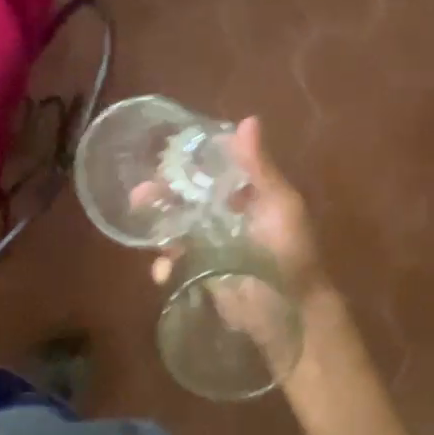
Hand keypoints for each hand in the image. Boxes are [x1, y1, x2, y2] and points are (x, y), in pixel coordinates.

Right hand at [151, 116, 323, 295]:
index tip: (164, 152)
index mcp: (248, 194)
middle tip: (141, 191)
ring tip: (143, 225)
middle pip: (187, 197)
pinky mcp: (201, 274)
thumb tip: (247, 120)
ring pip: (175, 228)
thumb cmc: (291, 253)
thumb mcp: (280, 205)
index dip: (189, 160)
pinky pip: (175, 264)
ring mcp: (212, 246)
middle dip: (163, 193)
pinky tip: (164, 270)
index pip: (213, 169)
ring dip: (157, 225)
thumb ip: (261, 168)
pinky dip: (165, 265)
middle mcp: (227, 216)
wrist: (292, 314)